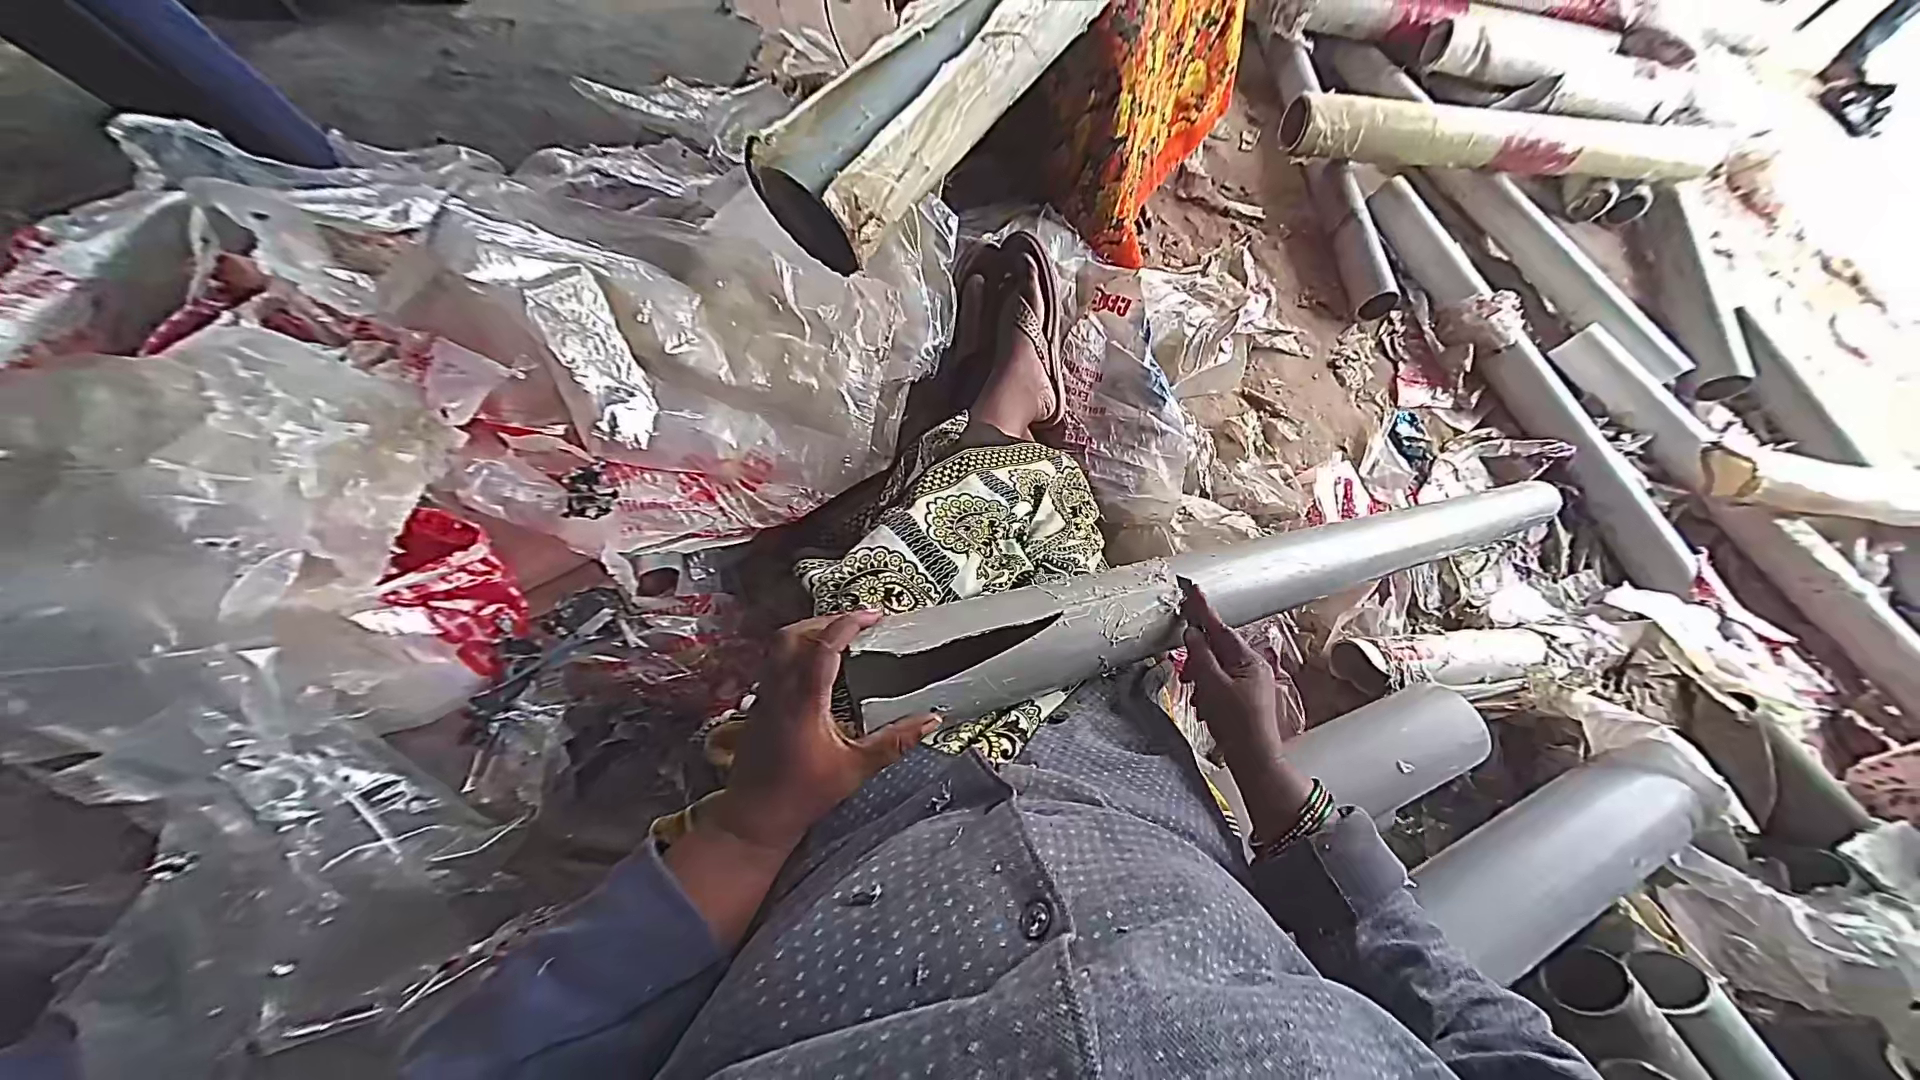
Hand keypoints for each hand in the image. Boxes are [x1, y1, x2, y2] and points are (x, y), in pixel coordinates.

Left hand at [708, 610, 938, 852]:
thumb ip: (895, 741)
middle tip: (859, 623)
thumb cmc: (803, 795)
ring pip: (779, 644)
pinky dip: (798, 648)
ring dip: (810, 631)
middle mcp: (780, 690)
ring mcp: (765, 694)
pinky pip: (775, 659)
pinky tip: (819, 663)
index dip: (849, 623)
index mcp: (804, 701)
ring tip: (841, 636)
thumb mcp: (856, 769)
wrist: (753, 819)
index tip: (874, 615)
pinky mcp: (760, 703)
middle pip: (794, 634)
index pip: (824, 646)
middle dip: (827, 620)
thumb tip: (931, 720)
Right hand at [1178, 578, 1312, 836]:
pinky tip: (1205, 705)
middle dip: (1197, 658)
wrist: (1256, 760)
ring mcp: (1251, 681)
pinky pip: (1220, 681)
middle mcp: (1253, 666)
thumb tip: (1192, 634)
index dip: (1202, 609)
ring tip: (1197, 695)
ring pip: (1216, 666)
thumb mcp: (1212, 685)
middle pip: (1216, 648)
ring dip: (1201, 676)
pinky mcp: (1245, 696)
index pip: (1219, 628)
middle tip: (1186, 672)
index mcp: (1248, 660)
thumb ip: (1200, 656)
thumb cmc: (1237, 724)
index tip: (1191, 590)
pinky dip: (1208, 689)